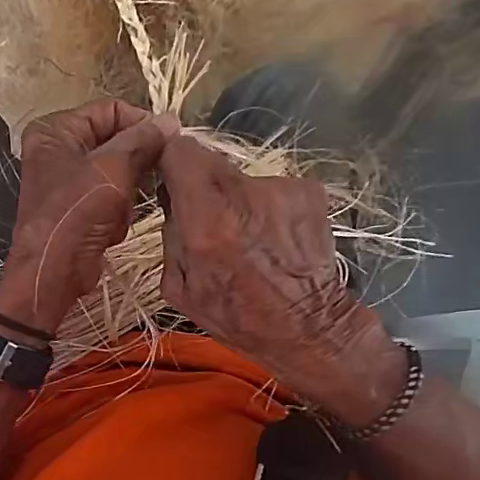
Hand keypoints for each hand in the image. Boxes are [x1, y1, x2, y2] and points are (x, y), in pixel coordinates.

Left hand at [0, 100, 177, 335]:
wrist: (54, 269)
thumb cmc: (77, 211)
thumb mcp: (114, 166)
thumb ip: (143, 139)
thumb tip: (170, 120)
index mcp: (55, 130)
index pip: (110, 110)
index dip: (141, 122)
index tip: (169, 140)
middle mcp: (58, 150)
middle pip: (115, 141)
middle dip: (136, 162)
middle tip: (156, 174)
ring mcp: (67, 182)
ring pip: (118, 173)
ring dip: (128, 192)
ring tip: (121, 207)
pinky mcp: (79, 209)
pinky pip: (112, 198)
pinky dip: (119, 211)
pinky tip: (114, 225)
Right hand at [157, 133, 404, 425]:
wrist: (306, 327)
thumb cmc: (235, 316)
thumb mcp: (178, 286)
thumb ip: (170, 234)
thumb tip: (171, 198)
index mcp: (205, 220)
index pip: (180, 152)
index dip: (172, 161)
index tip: (172, 176)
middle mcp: (244, 195)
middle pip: (209, 160)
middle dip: (202, 183)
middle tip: (209, 215)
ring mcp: (280, 189)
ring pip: (242, 179)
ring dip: (238, 200)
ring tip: (249, 238)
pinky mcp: (308, 190)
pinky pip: (272, 190)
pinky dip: (269, 208)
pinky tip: (275, 239)